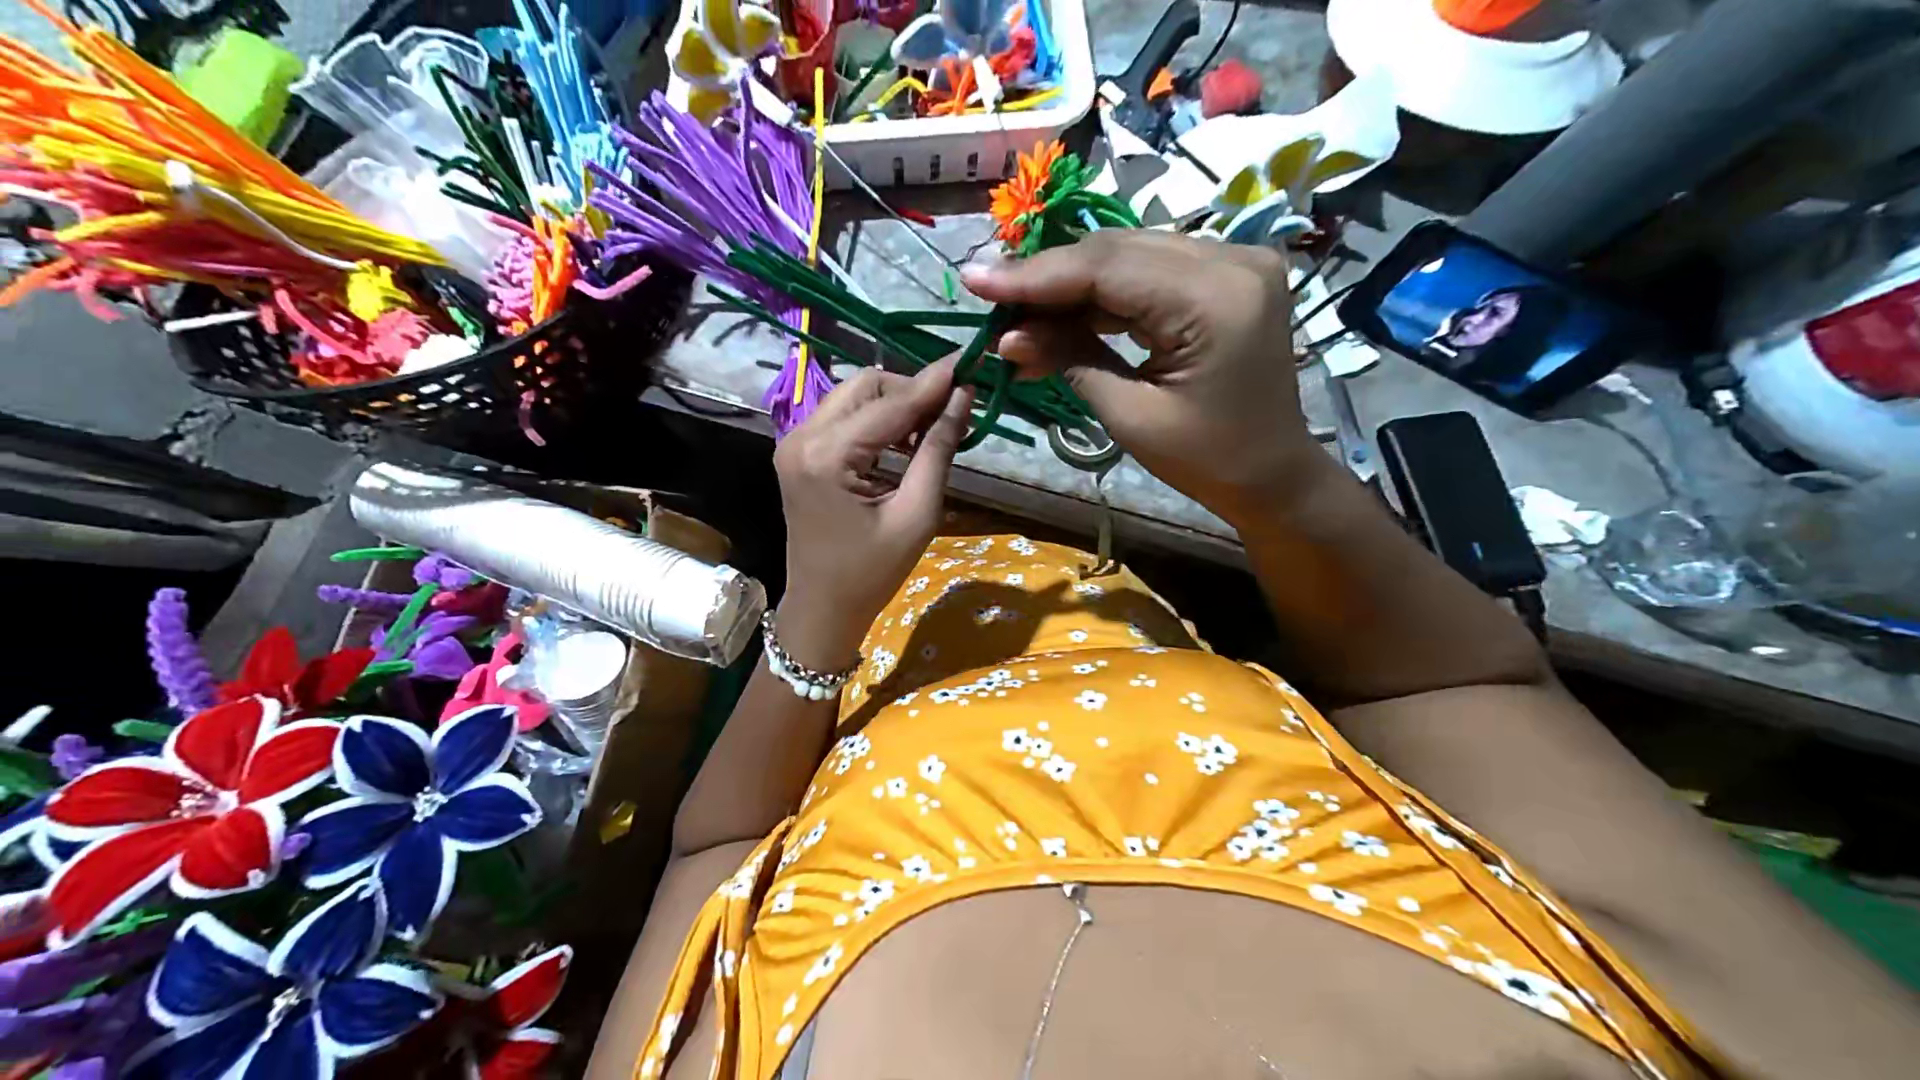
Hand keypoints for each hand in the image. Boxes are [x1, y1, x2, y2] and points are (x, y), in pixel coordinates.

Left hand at [773, 359, 973, 669]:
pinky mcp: (799, 452)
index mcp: (826, 455)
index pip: (889, 403)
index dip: (934, 383)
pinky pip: (844, 417)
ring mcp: (795, 442)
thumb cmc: (871, 572)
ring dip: (895, 404)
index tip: (972, 364)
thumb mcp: (917, 514)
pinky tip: (904, 442)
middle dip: (912, 391)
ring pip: (854, 396)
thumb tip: (962, 397)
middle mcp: (801, 436)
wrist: (822, 608)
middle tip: (952, 411)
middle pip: (866, 385)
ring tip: (933, 430)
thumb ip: (938, 450)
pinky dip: (877, 421)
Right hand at [962, 231, 1322, 525]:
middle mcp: (1233, 260)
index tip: (975, 277)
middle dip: (1048, 276)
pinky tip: (1062, 310)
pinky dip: (1103, 292)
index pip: (1108, 268)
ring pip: (1130, 255)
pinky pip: (1150, 270)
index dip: (1036, 275)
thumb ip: (1070, 361)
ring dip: (1071, 282)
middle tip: (989, 294)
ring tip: (1016, 307)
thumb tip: (1005, 336)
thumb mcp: (1130, 416)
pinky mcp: (1227, 272)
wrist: (1272, 472)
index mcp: (1217, 299)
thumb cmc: (1206, 459)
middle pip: (1117, 251)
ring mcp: (1235, 260)